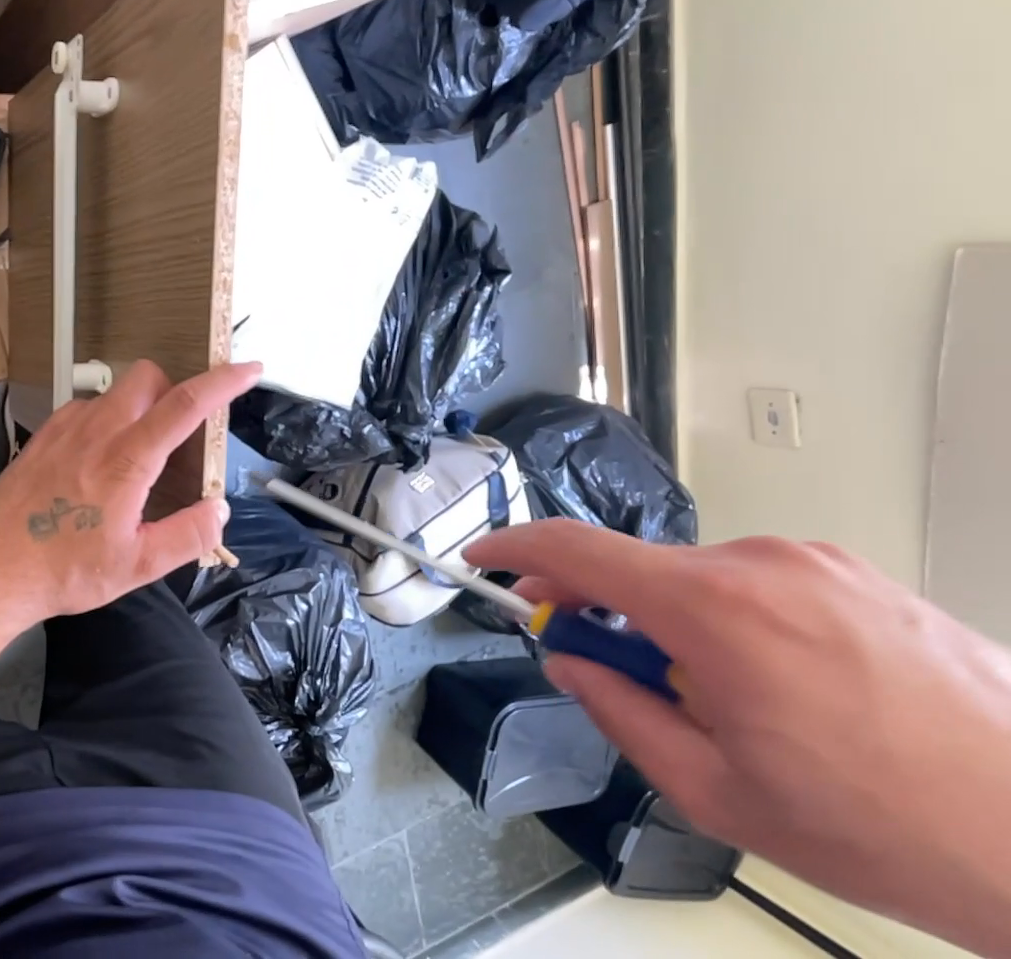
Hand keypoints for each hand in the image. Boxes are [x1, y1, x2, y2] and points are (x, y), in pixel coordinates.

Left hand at [0, 360, 259, 628]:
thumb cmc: (63, 572)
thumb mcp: (137, 566)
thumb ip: (188, 535)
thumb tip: (219, 509)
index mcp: (126, 460)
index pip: (185, 404)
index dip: (224, 382)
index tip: (249, 369)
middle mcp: (94, 432)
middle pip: (145, 377)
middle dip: (173, 389)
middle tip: (180, 432)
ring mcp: (63, 430)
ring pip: (113, 393)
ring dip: (137, 409)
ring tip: (138, 457)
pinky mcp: (41, 438)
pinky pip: (83, 411)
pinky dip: (104, 422)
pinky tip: (98, 464)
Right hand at [466, 521, 1010, 956]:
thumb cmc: (893, 827)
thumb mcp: (711, 788)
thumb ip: (616, 709)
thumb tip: (573, 662)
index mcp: (716, 611)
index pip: (575, 549)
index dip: (512, 550)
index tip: (483, 561)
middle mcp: (765, 567)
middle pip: (636, 565)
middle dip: (595, 604)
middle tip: (584, 652)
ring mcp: (822, 567)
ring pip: (697, 577)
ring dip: (669, 619)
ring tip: (704, 694)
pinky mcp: (862, 579)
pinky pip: (757, 582)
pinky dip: (727, 617)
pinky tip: (764, 682)